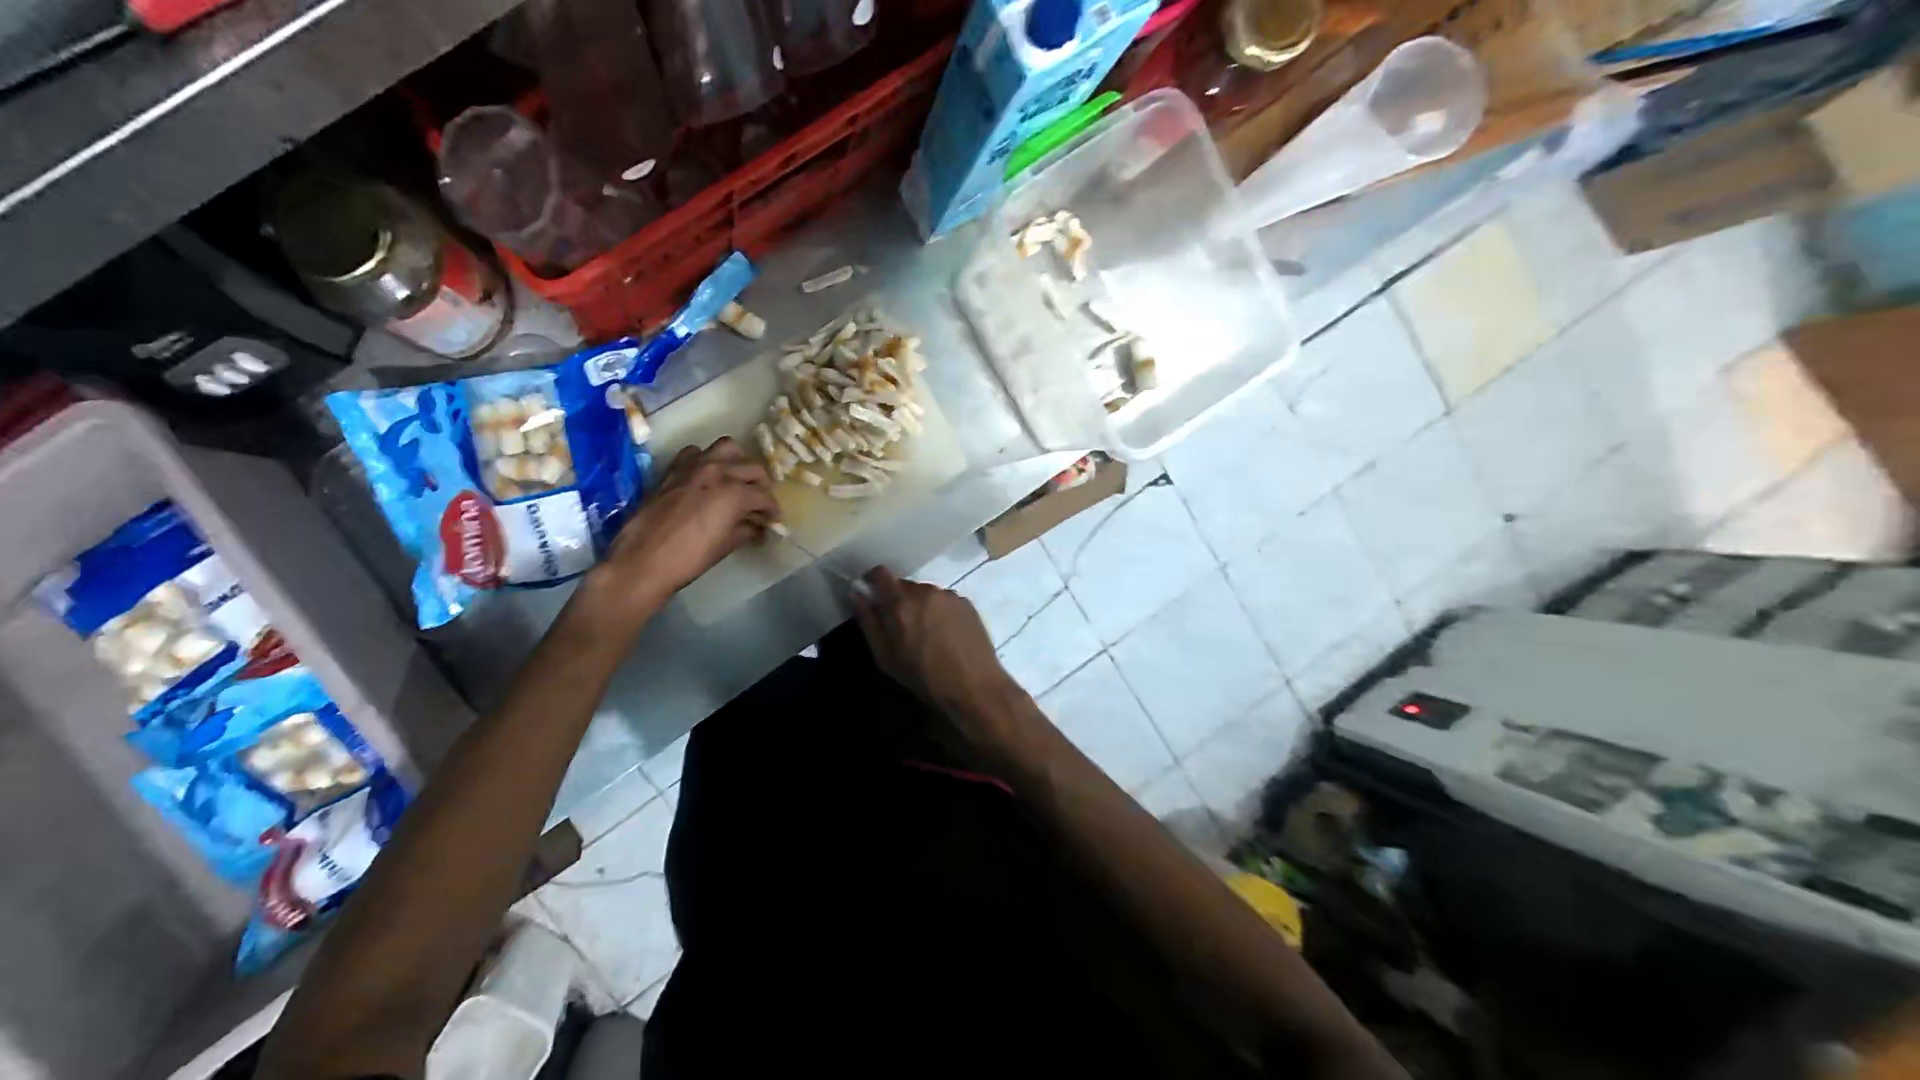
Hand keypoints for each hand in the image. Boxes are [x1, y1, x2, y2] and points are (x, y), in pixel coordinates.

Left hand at [593, 439, 779, 615]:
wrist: (643, 560)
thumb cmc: (689, 558)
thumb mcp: (726, 545)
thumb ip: (746, 530)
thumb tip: (758, 527)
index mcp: (735, 493)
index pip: (765, 496)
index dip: (772, 510)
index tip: (772, 521)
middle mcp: (718, 472)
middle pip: (752, 467)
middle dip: (761, 485)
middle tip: (758, 503)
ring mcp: (694, 466)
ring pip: (727, 448)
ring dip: (737, 462)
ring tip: (736, 479)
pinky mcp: (674, 469)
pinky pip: (696, 452)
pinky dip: (706, 460)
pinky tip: (705, 477)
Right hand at [853, 567, 1026, 746]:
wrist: (973, 686)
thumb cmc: (923, 677)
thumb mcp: (886, 656)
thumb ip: (869, 621)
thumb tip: (856, 594)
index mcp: (901, 602)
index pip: (880, 573)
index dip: (873, 581)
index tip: (872, 595)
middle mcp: (925, 591)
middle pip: (904, 585)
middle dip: (898, 600)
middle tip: (901, 627)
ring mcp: (948, 595)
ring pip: (925, 593)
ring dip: (920, 606)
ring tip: (926, 633)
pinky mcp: (966, 603)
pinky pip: (944, 600)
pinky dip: (939, 611)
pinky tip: (945, 634)